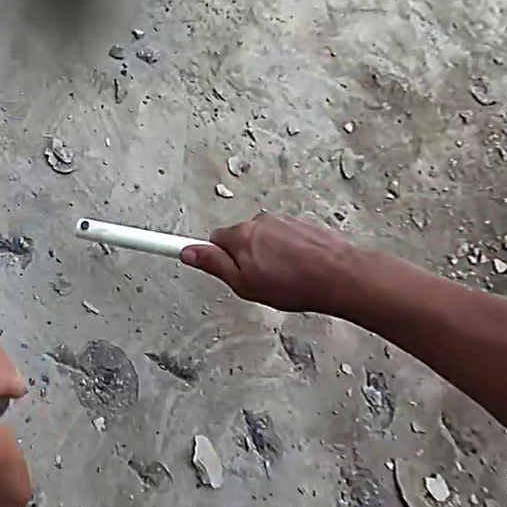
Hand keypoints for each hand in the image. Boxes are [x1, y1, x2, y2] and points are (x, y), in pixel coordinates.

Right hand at [180, 212, 362, 313]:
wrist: (339, 274)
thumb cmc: (296, 283)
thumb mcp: (246, 284)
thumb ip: (216, 266)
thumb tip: (190, 253)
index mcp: (240, 236)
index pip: (207, 240)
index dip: (192, 248)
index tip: (167, 244)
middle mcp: (258, 222)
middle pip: (235, 239)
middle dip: (240, 258)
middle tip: (254, 281)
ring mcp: (281, 221)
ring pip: (261, 240)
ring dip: (265, 256)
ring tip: (282, 279)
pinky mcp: (300, 225)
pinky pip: (281, 238)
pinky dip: (284, 252)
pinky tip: (296, 270)